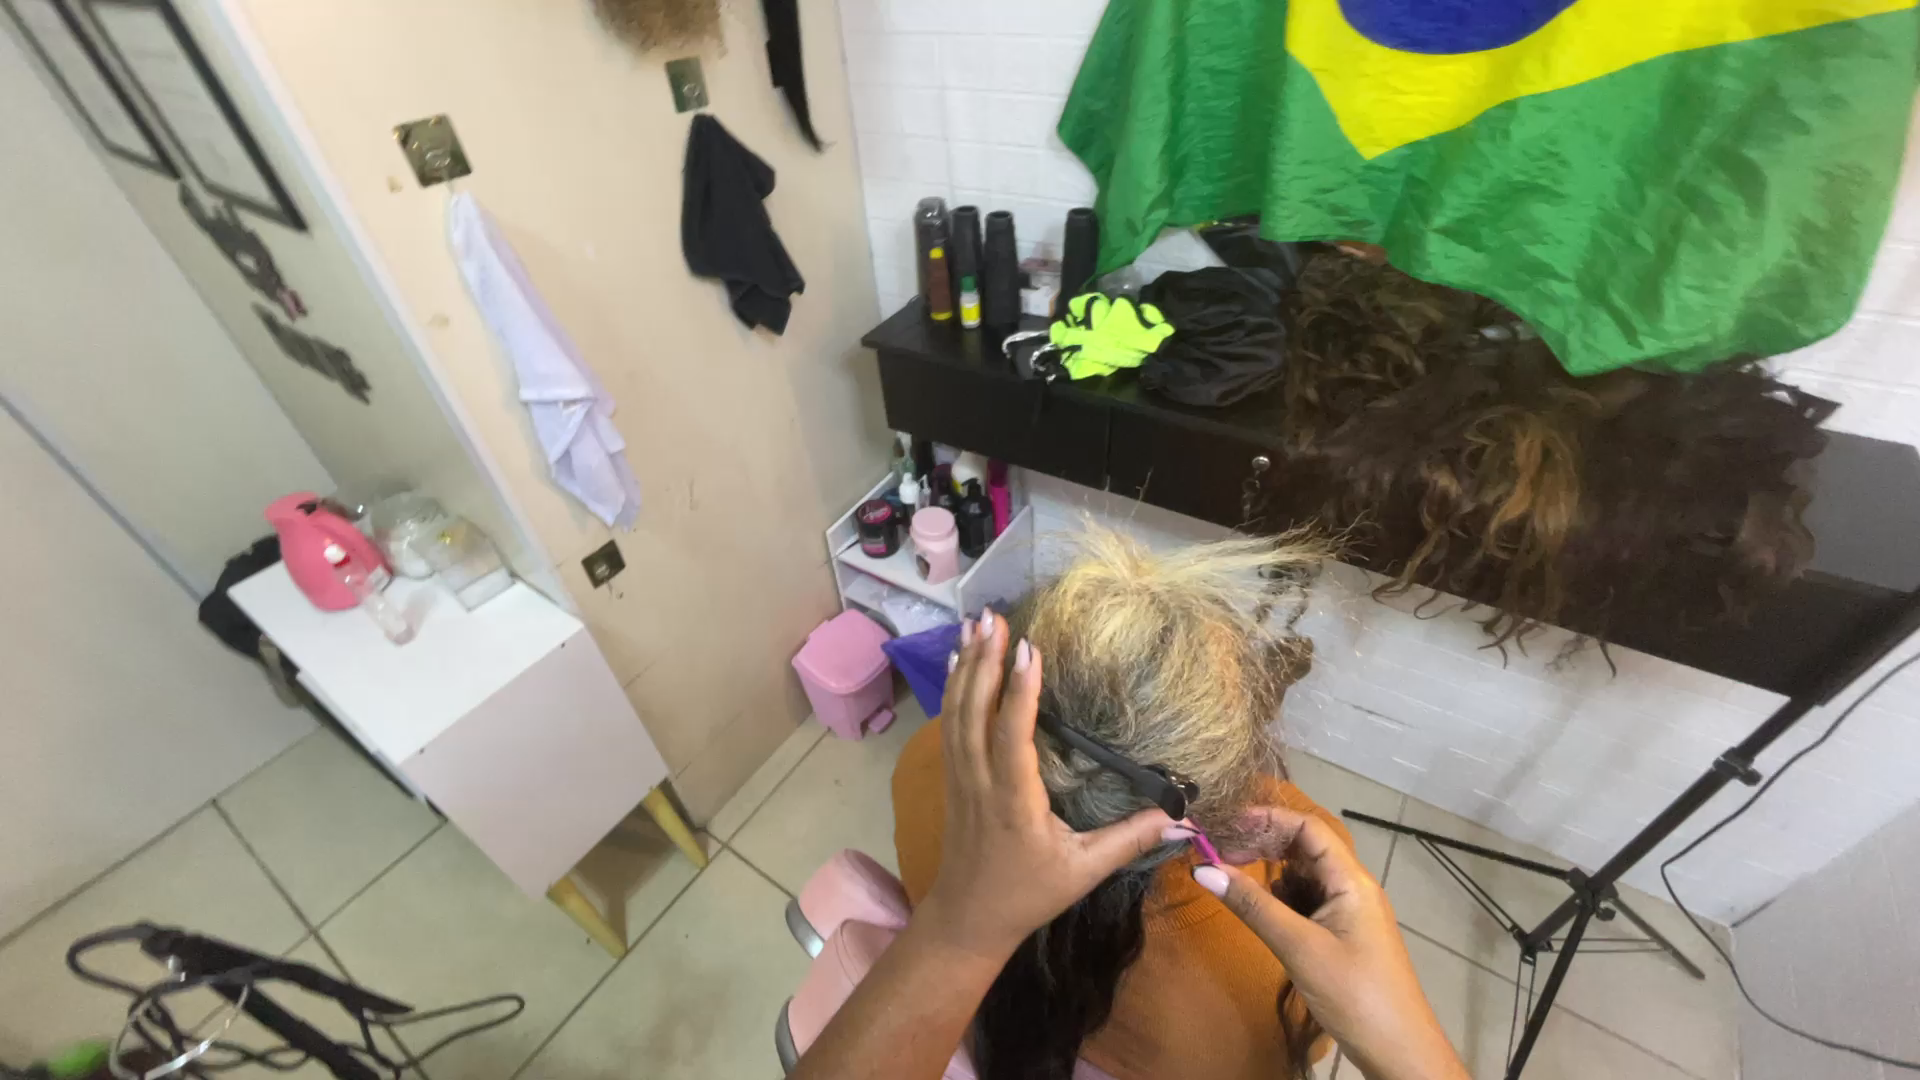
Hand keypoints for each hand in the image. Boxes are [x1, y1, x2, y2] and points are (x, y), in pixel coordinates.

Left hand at [918, 611, 1173, 962]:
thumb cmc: (1028, 893)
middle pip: (974, 711)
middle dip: (983, 659)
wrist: (968, 915)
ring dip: (966, 665)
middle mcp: (979, 779)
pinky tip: (958, 661)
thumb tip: (1181, 818)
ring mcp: (959, 774)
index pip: (1012, 736)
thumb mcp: (1083, 872)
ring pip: (956, 711)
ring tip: (974, 623)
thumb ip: (1129, 841)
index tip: (1028, 647)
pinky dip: (953, 686)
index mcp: (1012, 800)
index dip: (1019, 691)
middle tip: (992, 615)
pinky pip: (949, 722)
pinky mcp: (951, 773)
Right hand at [1194, 809, 1469, 1079]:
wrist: (1403, 1058)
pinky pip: (1305, 898)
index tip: (1228, 823)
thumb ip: (1252, 905)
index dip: (1268, 818)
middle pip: (1304, 845)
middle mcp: (1351, 886)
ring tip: (1230, 871)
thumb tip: (1202, 868)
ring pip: (1302, 873)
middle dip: (1262, 841)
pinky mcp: (1342, 933)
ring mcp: (1348, 910)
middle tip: (1221, 848)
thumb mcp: (1299, 948)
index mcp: (1351, 880)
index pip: (1308, 827)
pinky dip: (1278, 895)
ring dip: (1268, 868)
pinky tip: (1257, 904)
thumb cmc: (1357, 995)